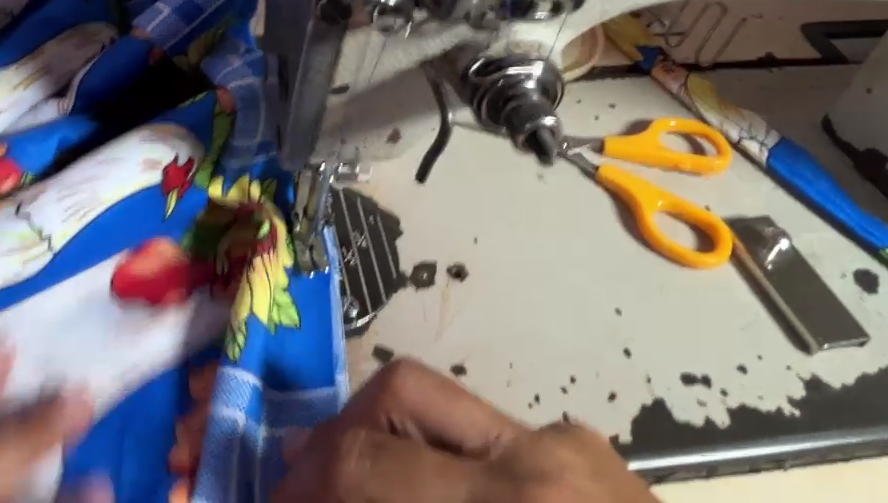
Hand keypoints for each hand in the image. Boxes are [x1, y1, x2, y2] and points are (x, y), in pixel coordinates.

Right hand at [275, 358, 657, 502]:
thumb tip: (308, 502)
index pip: (366, 467)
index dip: (303, 492)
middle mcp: (539, 460)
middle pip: (397, 394)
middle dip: (333, 443)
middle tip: (304, 498)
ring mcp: (568, 447)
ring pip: (437, 401)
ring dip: (381, 444)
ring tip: (359, 497)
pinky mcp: (584, 450)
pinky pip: (481, 434)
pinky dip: (436, 462)